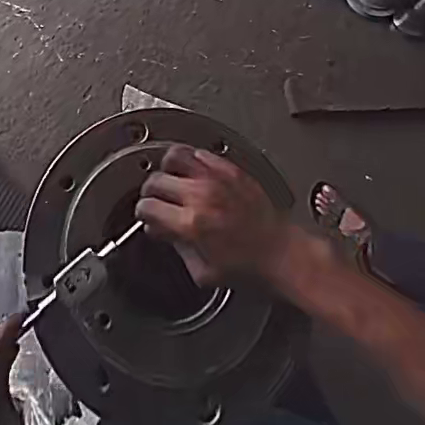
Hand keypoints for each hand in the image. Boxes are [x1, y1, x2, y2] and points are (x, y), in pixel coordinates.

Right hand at [135, 144, 293, 285]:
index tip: (146, 214)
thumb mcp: (203, 270)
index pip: (148, 205)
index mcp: (192, 223)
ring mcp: (217, 179)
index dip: (142, 211)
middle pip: (156, 179)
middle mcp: (202, 196)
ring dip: (167, 167)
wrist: (282, 253)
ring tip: (170, 177)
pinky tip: (194, 173)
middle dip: (150, 191)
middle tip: (155, 199)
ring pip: (175, 155)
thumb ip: (176, 246)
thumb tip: (159, 230)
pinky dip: (192, 161)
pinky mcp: (231, 170)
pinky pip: (201, 153)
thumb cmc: (250, 266)